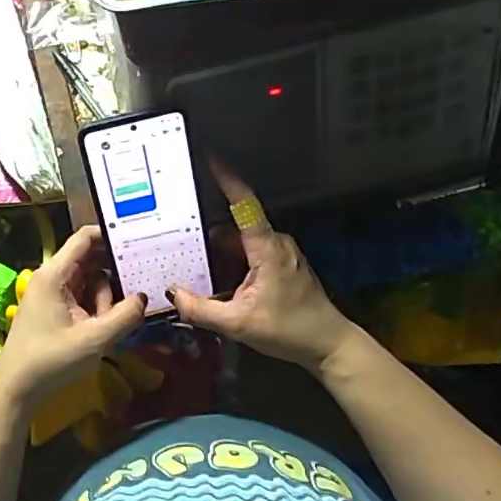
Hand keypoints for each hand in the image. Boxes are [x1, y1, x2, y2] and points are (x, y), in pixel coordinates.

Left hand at [0, 225, 144, 404]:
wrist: (16, 389)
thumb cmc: (50, 360)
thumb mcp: (94, 339)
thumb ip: (124, 316)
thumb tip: (144, 297)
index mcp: (54, 275)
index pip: (84, 238)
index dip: (110, 235)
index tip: (138, 240)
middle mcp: (51, 278)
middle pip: (90, 261)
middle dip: (113, 275)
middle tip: (138, 287)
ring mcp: (51, 294)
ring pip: (89, 282)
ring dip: (104, 299)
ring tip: (110, 324)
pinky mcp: (54, 310)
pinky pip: (81, 298)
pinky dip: (95, 308)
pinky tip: (104, 327)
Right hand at [169, 162, 359, 369]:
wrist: (328, 344)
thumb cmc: (289, 330)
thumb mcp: (238, 324)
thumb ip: (201, 309)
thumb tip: (172, 294)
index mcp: (267, 248)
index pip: (244, 204)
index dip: (226, 178)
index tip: (209, 157)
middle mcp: (274, 243)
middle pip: (233, 228)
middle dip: (206, 237)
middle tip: (177, 241)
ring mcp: (279, 253)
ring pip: (239, 243)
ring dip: (218, 255)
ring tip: (191, 268)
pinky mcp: (280, 265)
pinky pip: (248, 254)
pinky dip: (230, 264)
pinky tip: (215, 282)